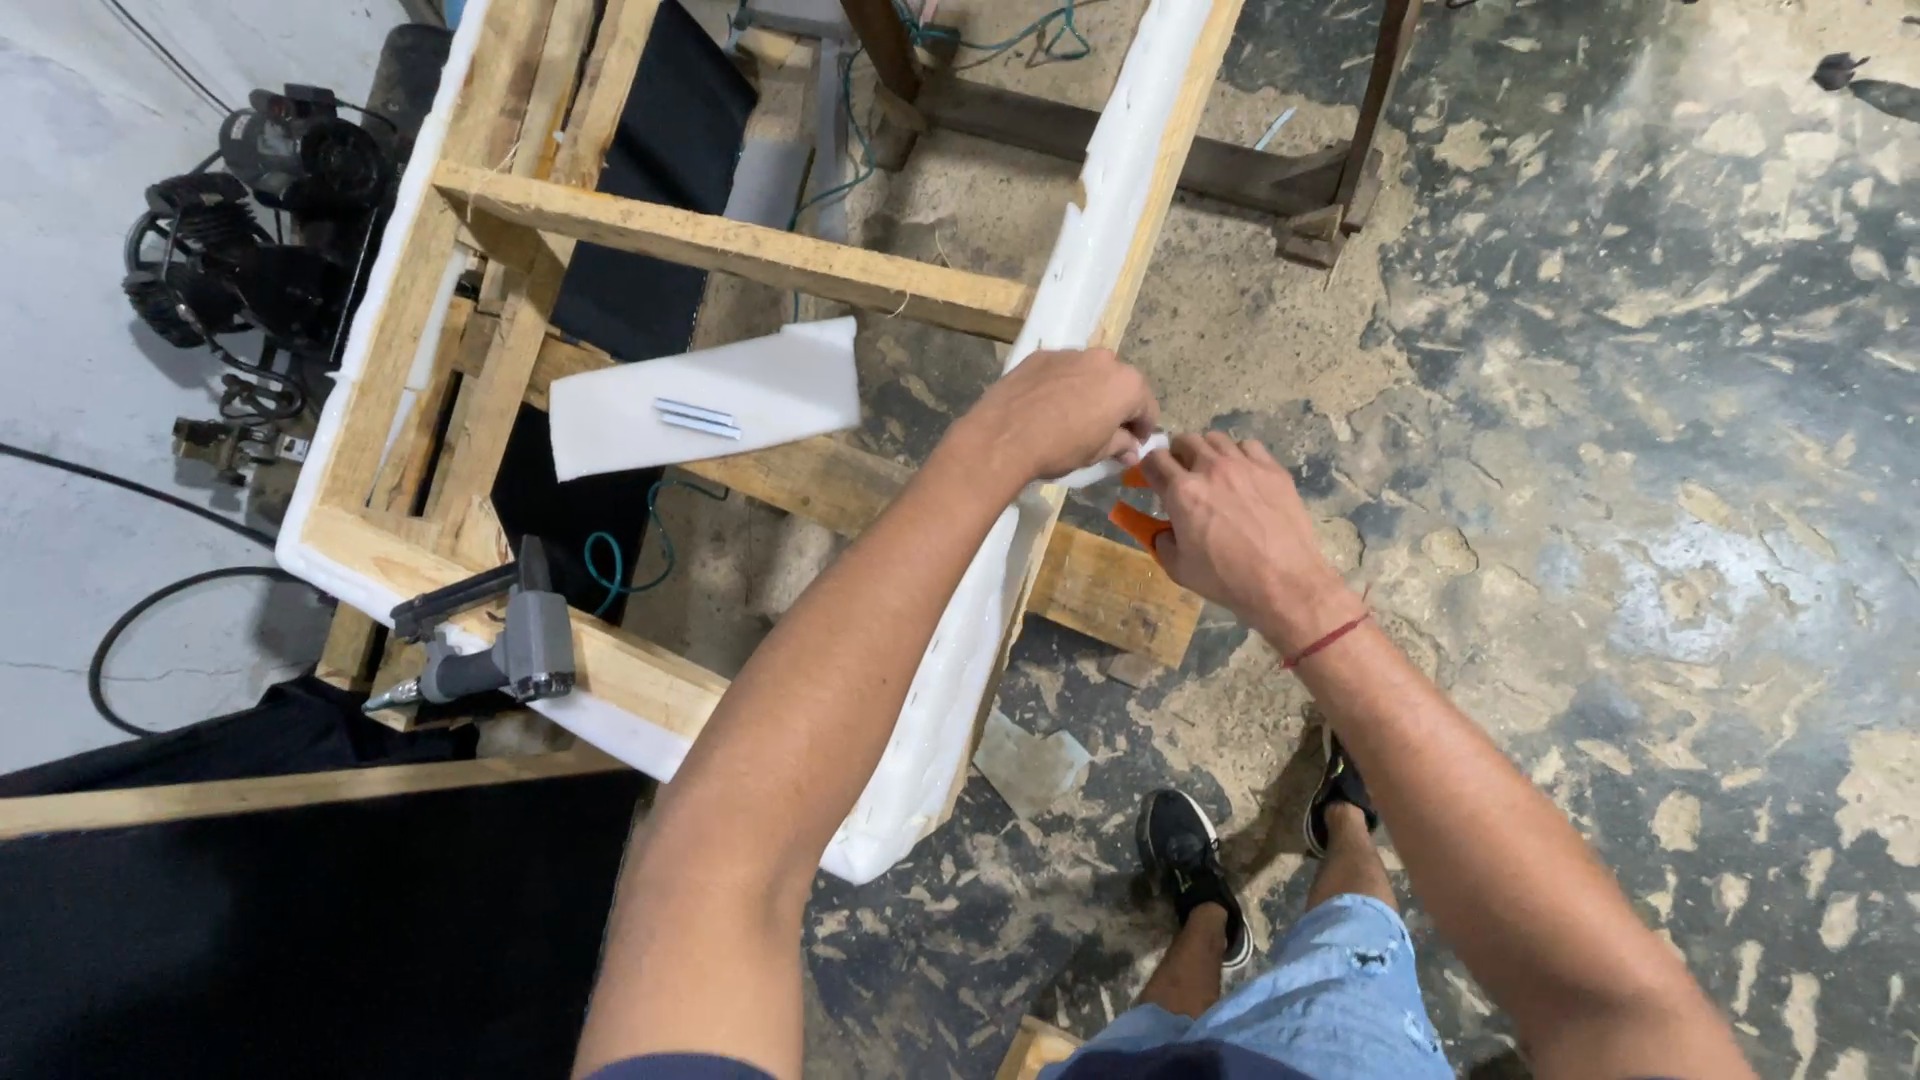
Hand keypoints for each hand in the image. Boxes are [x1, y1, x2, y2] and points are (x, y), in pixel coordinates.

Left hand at [949, 348, 1158, 486]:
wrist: (1004, 436)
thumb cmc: (1060, 447)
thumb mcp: (1096, 453)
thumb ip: (1120, 445)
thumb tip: (1132, 449)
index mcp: (1126, 384)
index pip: (1147, 407)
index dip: (1143, 429)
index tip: (1133, 445)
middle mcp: (1103, 360)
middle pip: (1119, 384)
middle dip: (1116, 406)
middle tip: (1104, 430)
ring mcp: (1070, 353)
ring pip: (1089, 373)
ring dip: (1089, 391)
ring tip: (1072, 416)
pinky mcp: (1040, 356)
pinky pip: (1061, 371)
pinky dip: (1061, 385)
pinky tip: (1047, 406)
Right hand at [1140, 433, 1362, 654]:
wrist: (1283, 581)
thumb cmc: (1225, 579)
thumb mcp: (1178, 568)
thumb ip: (1162, 542)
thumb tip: (1166, 531)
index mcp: (1182, 492)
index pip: (1154, 461)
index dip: (1147, 468)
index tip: (1151, 478)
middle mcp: (1210, 469)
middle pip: (1184, 440)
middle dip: (1176, 454)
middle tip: (1181, 474)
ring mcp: (1244, 465)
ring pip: (1215, 439)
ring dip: (1206, 451)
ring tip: (1212, 471)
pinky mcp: (1272, 469)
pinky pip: (1248, 446)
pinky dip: (1238, 454)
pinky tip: (1242, 473)